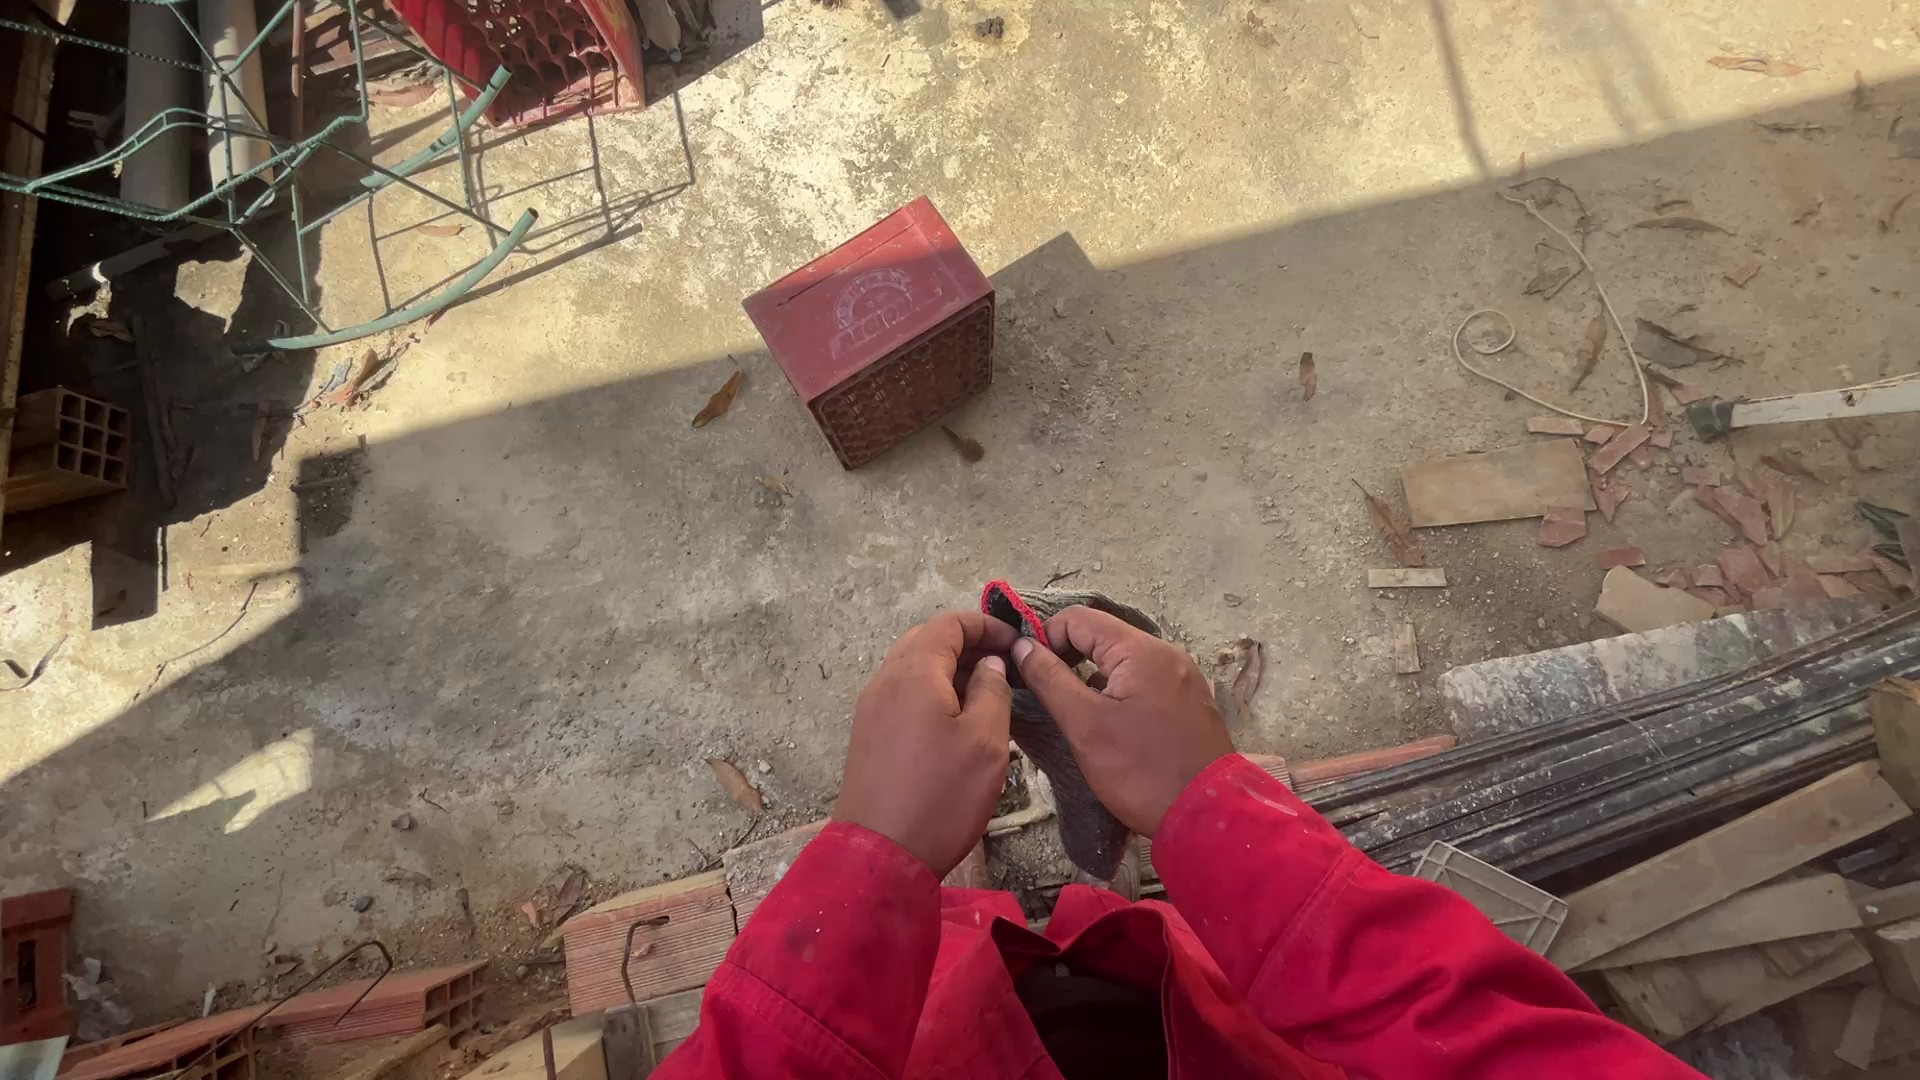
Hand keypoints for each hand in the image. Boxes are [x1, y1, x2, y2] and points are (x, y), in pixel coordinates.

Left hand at [833, 612, 1017, 876]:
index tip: (1015, 642)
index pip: (949, 622)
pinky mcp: (868, 734)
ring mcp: (871, 708)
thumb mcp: (985, 741)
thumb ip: (992, 690)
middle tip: (1002, 667)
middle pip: (927, 640)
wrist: (879, 857)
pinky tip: (955, 720)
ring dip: (948, 669)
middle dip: (966, 644)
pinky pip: (902, 693)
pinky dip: (930, 691)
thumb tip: (989, 663)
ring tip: (985, 694)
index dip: (985, 624)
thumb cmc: (941, 795)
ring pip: (912, 667)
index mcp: (914, 672)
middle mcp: (886, 680)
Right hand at [1012, 607, 1232, 835]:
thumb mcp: (1084, 724)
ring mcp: (1181, 676)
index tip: (1026, 669)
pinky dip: (1115, 688)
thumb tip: (1022, 646)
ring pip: (1121, 658)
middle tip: (1041, 688)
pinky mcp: (1187, 700)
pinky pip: (1141, 678)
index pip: (1078, 618)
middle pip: (1101, 634)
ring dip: (1089, 672)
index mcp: (1141, 650)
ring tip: (1068, 706)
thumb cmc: (1140, 771)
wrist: (1209, 820)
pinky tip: (1105, 718)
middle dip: (1065, 654)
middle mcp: (1165, 653)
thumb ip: (1049, 678)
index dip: (1045, 637)